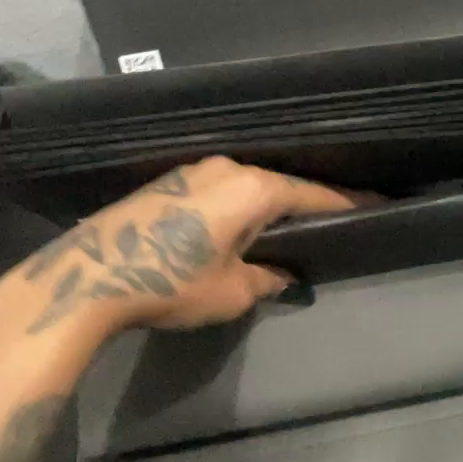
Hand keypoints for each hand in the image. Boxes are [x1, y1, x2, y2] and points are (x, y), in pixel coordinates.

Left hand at [2, 157, 363, 340]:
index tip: (374, 203)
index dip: (346, 202)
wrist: (87, 276)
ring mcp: (195, 171)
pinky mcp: (170, 181)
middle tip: (332, 219)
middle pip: (280, 184)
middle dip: (306, 202)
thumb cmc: (169, 284)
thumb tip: (284, 274)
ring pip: (248, 184)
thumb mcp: (230, 293)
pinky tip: (240, 225)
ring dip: (268, 204)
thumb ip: (268, 278)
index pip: (313, 194)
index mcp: (252, 189)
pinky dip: (238, 204)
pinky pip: (221, 188)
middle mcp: (228, 168)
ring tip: (286, 226)